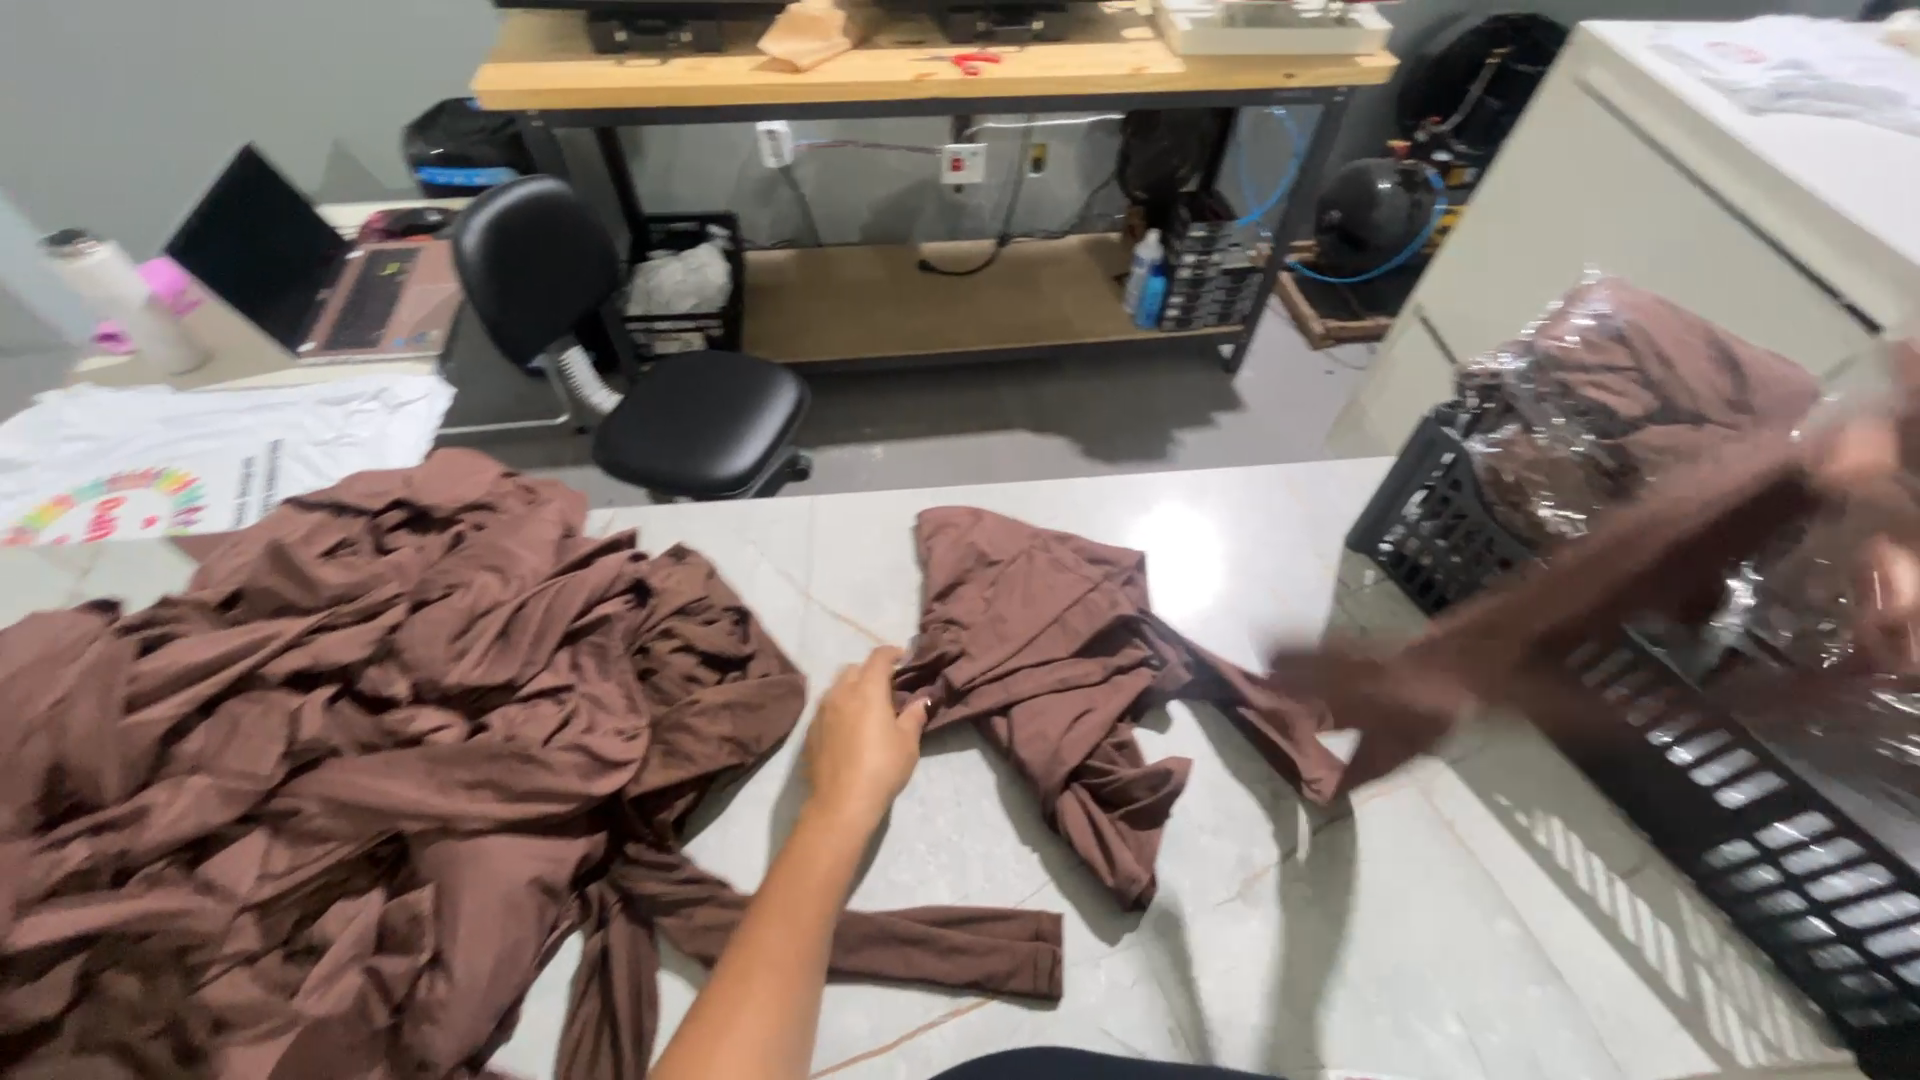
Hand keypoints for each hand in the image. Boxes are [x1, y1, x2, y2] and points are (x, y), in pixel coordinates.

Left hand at [803, 647, 929, 827]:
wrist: (841, 802)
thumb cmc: (882, 767)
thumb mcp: (907, 742)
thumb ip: (914, 715)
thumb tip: (922, 700)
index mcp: (867, 689)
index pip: (878, 657)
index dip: (892, 653)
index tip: (903, 658)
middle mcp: (840, 692)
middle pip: (854, 668)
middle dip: (871, 670)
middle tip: (887, 687)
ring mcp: (821, 710)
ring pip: (837, 686)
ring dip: (853, 687)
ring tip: (867, 706)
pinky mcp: (810, 729)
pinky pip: (827, 706)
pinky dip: (840, 706)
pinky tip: (849, 726)